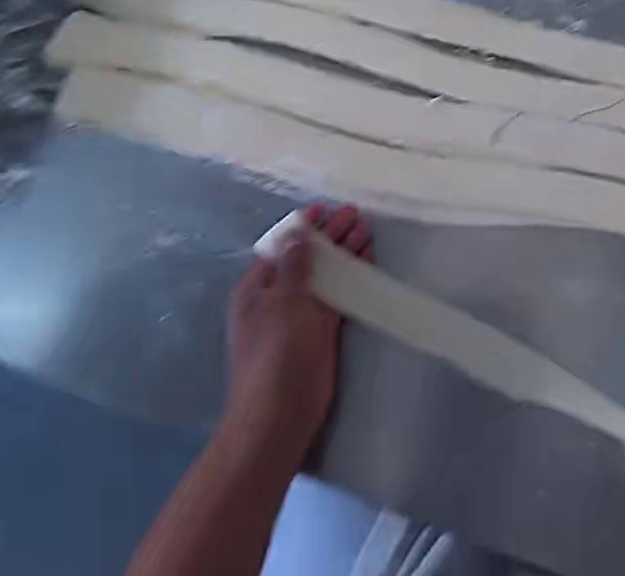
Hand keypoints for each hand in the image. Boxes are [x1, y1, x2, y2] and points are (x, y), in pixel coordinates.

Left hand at [222, 204, 372, 456]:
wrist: (278, 418)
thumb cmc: (276, 356)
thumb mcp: (285, 303)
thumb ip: (294, 265)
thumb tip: (297, 230)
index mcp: (258, 288)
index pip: (284, 246)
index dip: (305, 226)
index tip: (325, 207)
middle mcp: (277, 297)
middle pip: (308, 257)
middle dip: (331, 235)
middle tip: (357, 215)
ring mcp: (299, 315)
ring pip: (325, 274)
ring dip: (344, 252)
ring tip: (367, 229)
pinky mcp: (319, 331)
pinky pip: (336, 295)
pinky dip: (350, 276)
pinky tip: (366, 261)